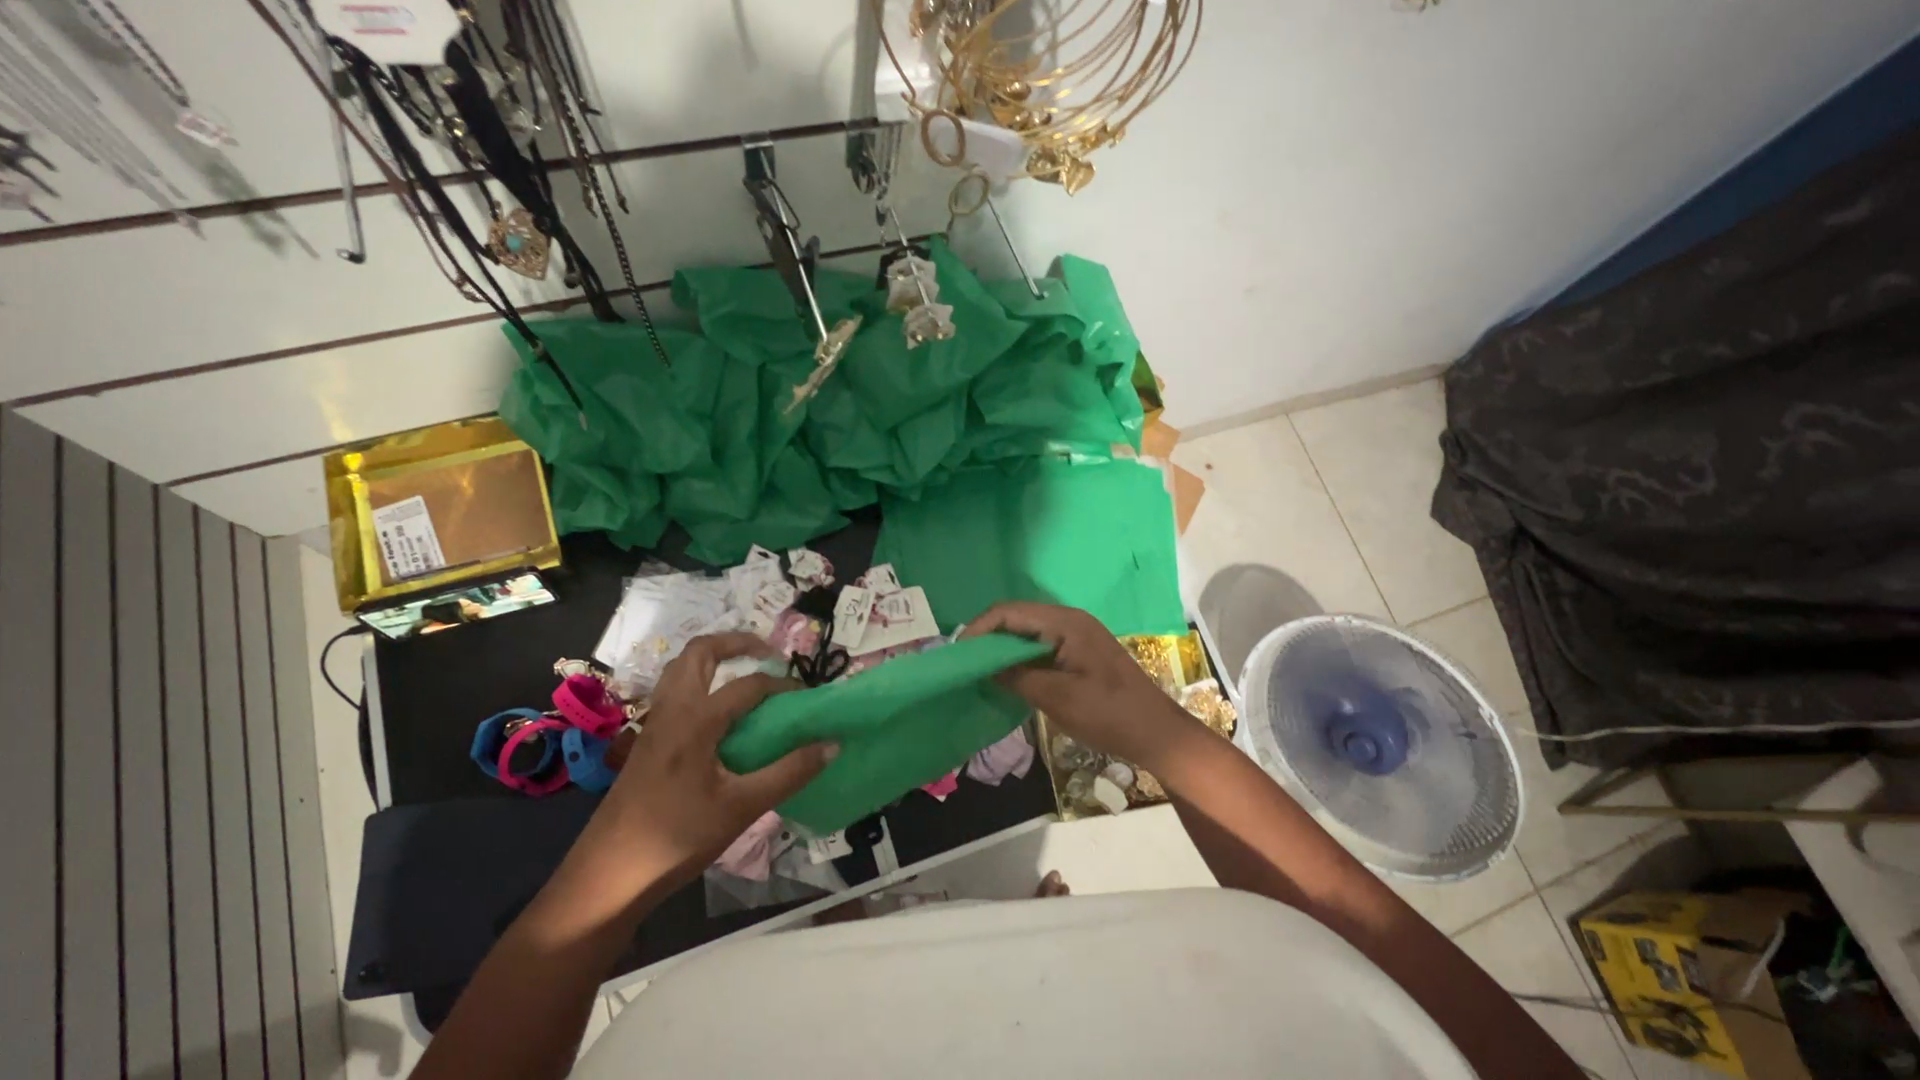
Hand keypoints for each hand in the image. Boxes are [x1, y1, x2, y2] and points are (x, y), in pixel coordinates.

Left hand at [579, 633, 834, 887]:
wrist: (611, 872)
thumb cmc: (679, 837)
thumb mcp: (742, 808)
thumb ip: (789, 773)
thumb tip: (832, 744)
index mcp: (696, 720)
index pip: (748, 684)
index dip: (783, 686)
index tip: (809, 699)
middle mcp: (672, 709)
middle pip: (700, 652)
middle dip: (737, 642)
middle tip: (770, 654)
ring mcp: (654, 723)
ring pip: (681, 669)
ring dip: (714, 660)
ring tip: (746, 674)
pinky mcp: (647, 741)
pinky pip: (675, 692)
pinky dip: (700, 683)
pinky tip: (720, 715)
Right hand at [963, 602, 1200, 770]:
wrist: (1156, 733)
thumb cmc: (1109, 714)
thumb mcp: (1058, 698)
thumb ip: (1017, 677)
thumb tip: (982, 668)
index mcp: (1066, 623)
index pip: (1010, 612)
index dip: (979, 629)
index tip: (957, 655)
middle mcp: (1070, 621)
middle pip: (1017, 618)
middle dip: (987, 638)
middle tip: (962, 665)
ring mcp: (1077, 636)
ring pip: (1027, 634)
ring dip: (1002, 650)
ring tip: (977, 672)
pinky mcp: (1080, 654)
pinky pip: (1041, 647)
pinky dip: (1020, 659)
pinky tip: (1007, 679)